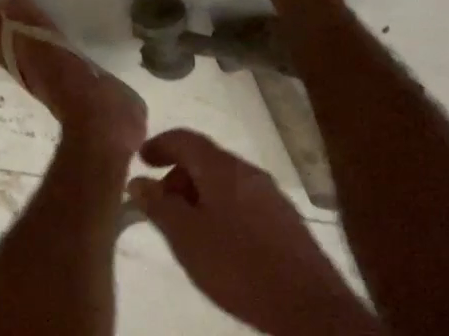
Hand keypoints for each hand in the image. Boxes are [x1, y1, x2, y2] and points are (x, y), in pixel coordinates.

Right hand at [128, 130, 379, 335]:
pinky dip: (223, 209)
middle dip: (179, 175)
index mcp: (222, 169)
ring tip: (188, 227)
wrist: (310, 309)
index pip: (185, 138)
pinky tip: (221, 241)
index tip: (140, 160)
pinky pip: (244, 201)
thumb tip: (138, 182)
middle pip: (206, 159)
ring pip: (226, 182)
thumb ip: (158, 206)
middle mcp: (249, 173)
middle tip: (162, 204)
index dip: (159, 144)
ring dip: (201, 194)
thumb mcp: (185, 238)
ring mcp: (273, 197)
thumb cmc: (238, 266)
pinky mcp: (288, 223)